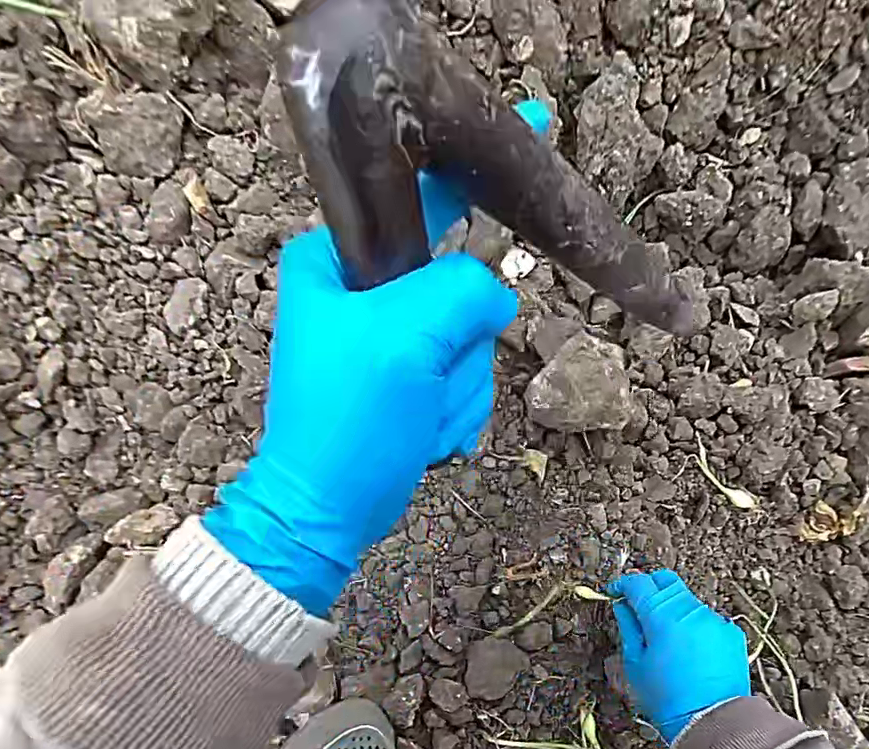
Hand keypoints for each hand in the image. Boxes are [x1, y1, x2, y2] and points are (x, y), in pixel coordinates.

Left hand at [205, 102, 550, 614]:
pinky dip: (455, 411)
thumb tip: (498, 293)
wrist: (328, 506)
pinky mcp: (415, 379)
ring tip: (419, 415)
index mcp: (345, 260)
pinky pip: (468, 380)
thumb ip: (461, 294)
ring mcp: (398, 340)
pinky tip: (424, 430)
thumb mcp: (401, 341)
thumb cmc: (347, 421)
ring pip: (475, 345)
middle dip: (461, 349)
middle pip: (466, 292)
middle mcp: (372, 292)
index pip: (424, 197)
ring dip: (459, 389)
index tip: (540, 123)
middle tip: (428, 380)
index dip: (478, 172)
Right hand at [608, 570, 751, 743]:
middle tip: (639, 607)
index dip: (624, 584)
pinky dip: (694, 626)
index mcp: (663, 616)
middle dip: (650, 588)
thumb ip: (629, 626)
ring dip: (673, 609)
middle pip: (666, 580)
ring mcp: (714, 619)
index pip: (639, 582)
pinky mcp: (730, 632)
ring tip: (665, 638)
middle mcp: (691, 610)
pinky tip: (689, 651)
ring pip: (687, 600)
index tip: (616, 591)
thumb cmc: (669, 699)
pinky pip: (707, 619)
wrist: (712, 720)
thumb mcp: (636, 664)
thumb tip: (623, 605)